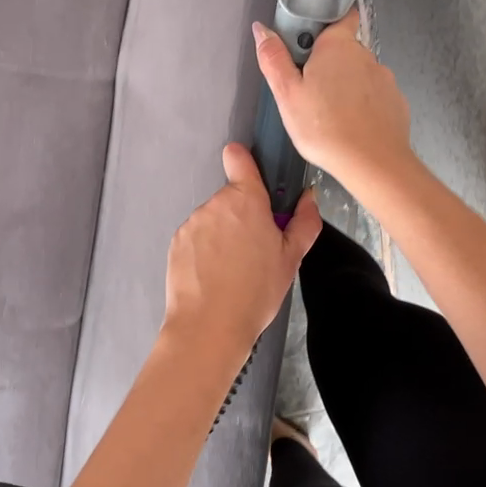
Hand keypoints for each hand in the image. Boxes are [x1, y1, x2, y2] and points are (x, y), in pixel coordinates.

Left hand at [163, 143, 322, 356]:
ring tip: (234, 269)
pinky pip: (196, 237)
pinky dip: (205, 250)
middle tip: (256, 248)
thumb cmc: (256, 291)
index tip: (252, 180)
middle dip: (243, 215)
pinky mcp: (176, 242)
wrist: (209, 328)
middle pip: (232, 197)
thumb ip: (305, 222)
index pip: (238, 157)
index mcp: (246, 199)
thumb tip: (309, 197)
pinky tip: (214, 276)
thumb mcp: (292, 259)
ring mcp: (192, 222)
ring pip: (214, 219)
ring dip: (224, 233)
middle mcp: (215, 203)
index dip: (244, 161)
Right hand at [254, 9, 414, 186]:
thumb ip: (273, 58)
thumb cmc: (324, 127)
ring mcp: (384, 78)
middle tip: (310, 89)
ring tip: (330, 113)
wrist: (372, 162)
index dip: (327, 24)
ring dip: (347, 85)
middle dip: (329, 63)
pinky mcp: (396, 101)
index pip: (342, 17)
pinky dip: (363, 105)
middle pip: (345, 50)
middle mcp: (365, 55)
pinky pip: (375, 96)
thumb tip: (261, 29)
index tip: (312, 41)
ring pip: (360, 74)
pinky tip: (351, 124)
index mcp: (337, 46)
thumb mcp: (287, 94)